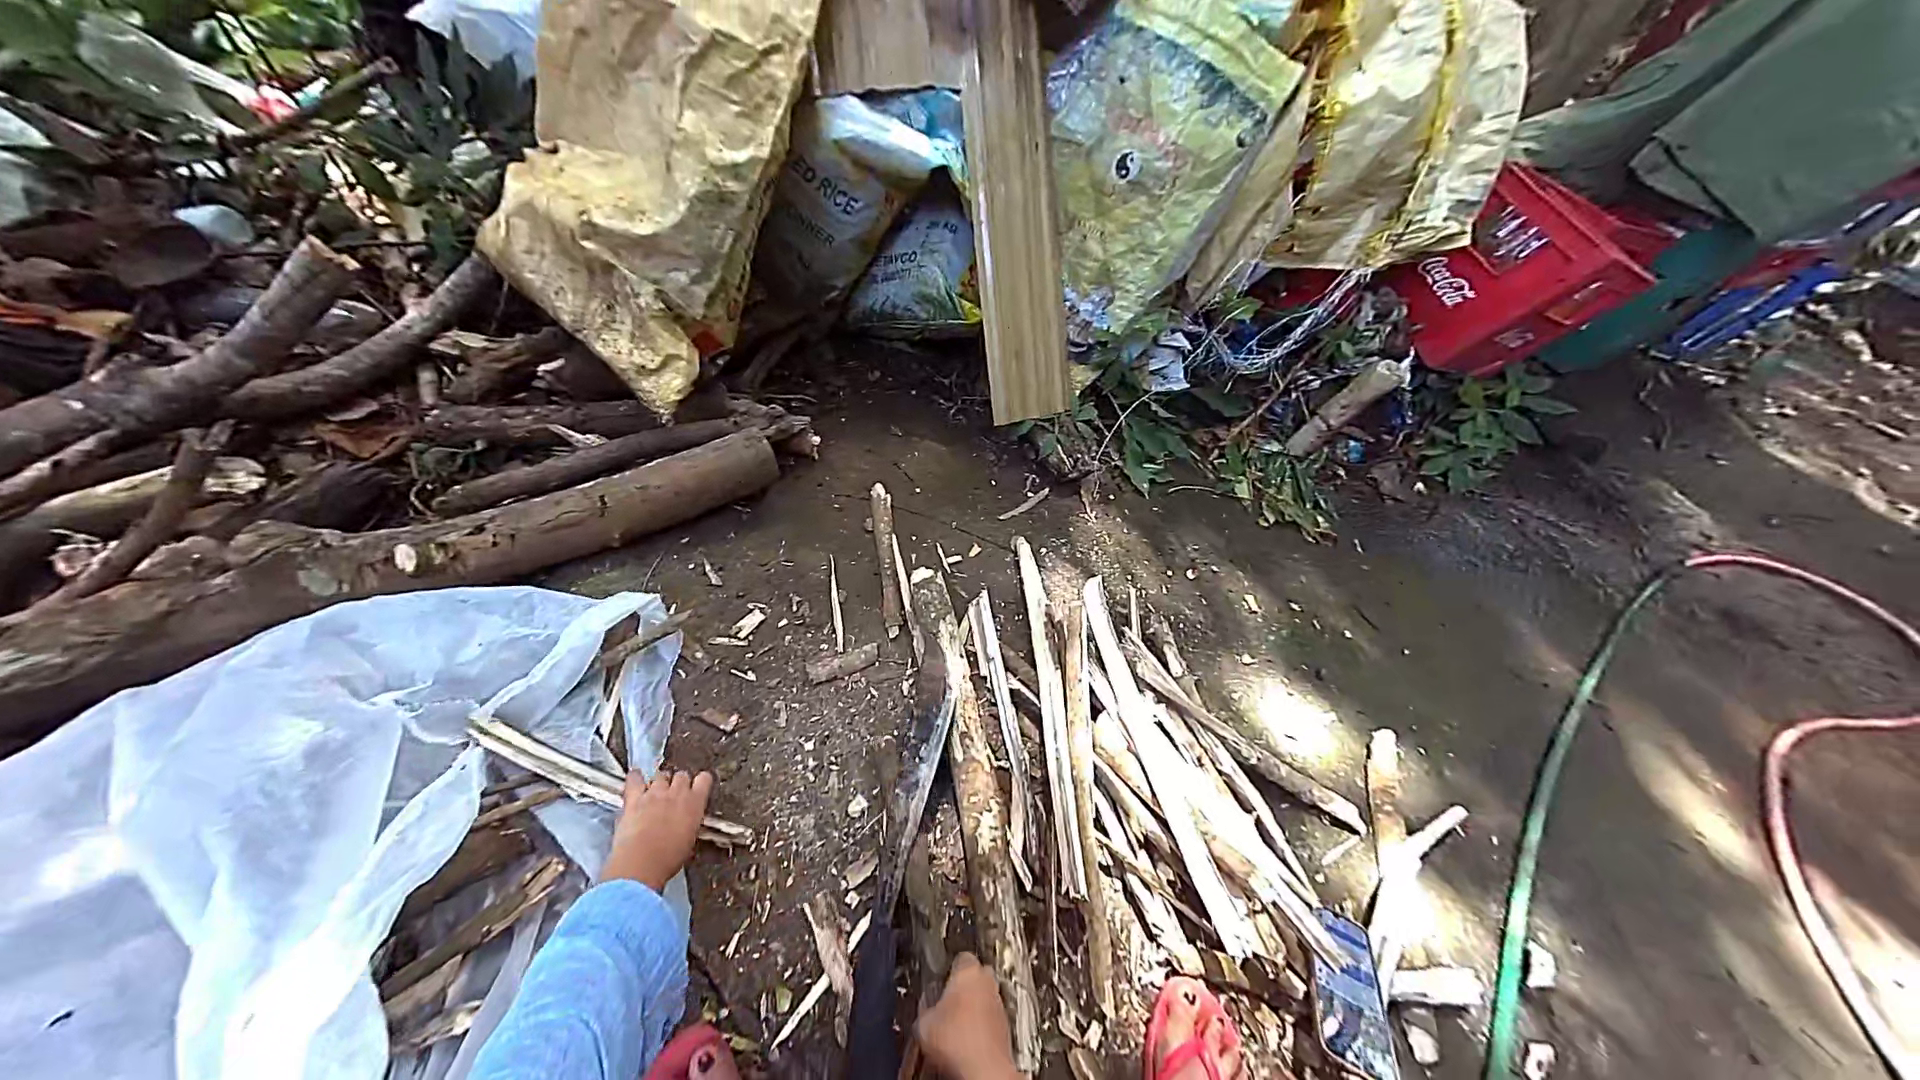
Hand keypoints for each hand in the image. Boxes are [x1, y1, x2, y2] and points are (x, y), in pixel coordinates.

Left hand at [600, 769, 712, 889]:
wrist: (641, 863)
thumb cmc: (668, 859)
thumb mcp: (690, 840)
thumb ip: (691, 821)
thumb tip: (687, 821)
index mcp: (695, 802)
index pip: (704, 779)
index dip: (700, 782)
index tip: (698, 787)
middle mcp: (677, 792)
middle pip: (681, 775)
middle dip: (678, 783)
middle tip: (674, 795)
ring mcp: (654, 793)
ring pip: (660, 775)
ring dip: (659, 782)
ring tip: (655, 792)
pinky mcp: (634, 799)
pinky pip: (635, 780)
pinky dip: (635, 777)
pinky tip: (635, 777)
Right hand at [916, 953, 1020, 1079]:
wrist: (984, 1071)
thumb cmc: (957, 1041)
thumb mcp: (924, 1023)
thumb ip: (925, 1007)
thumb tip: (925, 1012)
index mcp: (968, 970)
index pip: (960, 957)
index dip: (948, 970)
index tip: (939, 981)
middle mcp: (988, 981)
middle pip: (975, 976)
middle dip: (962, 988)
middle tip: (946, 1004)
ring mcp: (999, 1004)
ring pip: (984, 997)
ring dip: (973, 1008)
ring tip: (955, 1028)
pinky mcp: (1006, 1026)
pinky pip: (990, 1019)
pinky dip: (981, 1026)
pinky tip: (967, 1041)